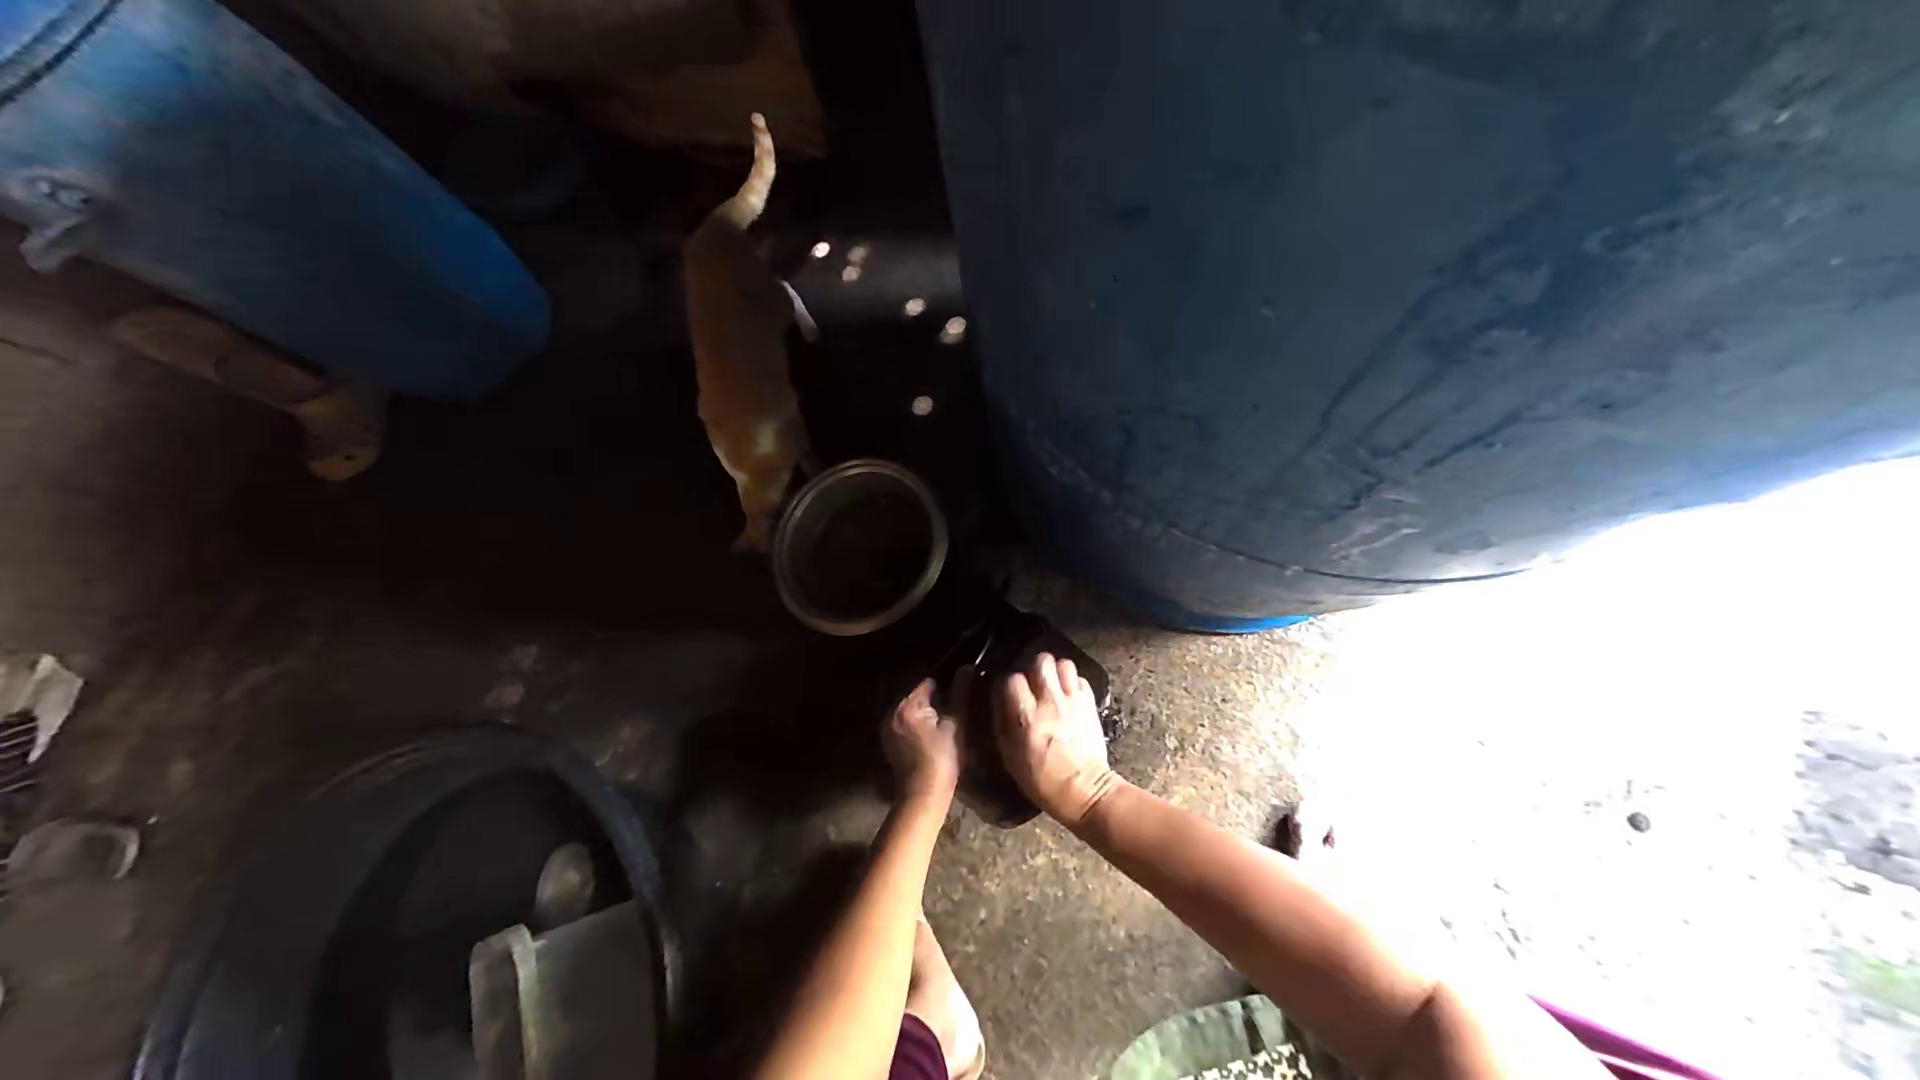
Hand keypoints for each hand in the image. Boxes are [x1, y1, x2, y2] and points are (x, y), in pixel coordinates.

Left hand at [884, 679, 960, 802]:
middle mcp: (891, 711)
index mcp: (907, 705)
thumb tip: (967, 667)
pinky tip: (929, 731)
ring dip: (922, 709)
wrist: (922, 795)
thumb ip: (960, 693)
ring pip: (907, 706)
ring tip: (941, 719)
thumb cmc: (943, 760)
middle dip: (931, 697)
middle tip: (949, 707)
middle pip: (914, 693)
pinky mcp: (887, 738)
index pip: (926, 682)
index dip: (943, 685)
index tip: (955, 694)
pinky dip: (914, 720)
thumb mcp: (955, 724)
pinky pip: (901, 719)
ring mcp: (886, 726)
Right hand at [996, 652, 1121, 826]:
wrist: (1085, 792)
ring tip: (1051, 685)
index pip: (1010, 678)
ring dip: (1054, 671)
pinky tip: (1067, 697)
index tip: (1007, 692)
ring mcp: (1073, 701)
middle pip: (1040, 660)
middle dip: (1033, 668)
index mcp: (1025, 718)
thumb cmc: (1041, 779)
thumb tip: (998, 697)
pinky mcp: (1090, 703)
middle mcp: (1049, 703)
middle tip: (1032, 682)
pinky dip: (1071, 684)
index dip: (1007, 683)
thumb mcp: (1009, 755)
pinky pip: (1079, 679)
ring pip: (1062, 663)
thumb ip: (1002, 721)